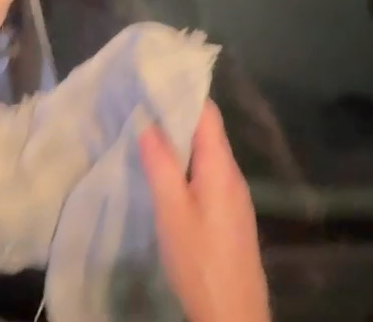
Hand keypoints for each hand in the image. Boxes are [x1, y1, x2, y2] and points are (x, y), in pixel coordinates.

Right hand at [140, 101, 269, 321]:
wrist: (233, 318)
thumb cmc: (200, 260)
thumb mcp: (172, 211)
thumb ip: (160, 163)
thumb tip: (148, 119)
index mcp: (221, 167)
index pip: (207, 113)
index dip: (182, 91)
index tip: (153, 75)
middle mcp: (232, 175)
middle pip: (206, 131)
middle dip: (175, 114)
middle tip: (139, 100)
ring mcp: (233, 197)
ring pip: (205, 155)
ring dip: (178, 140)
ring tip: (144, 129)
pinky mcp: (228, 217)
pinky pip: (206, 175)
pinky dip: (185, 163)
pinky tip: (164, 171)